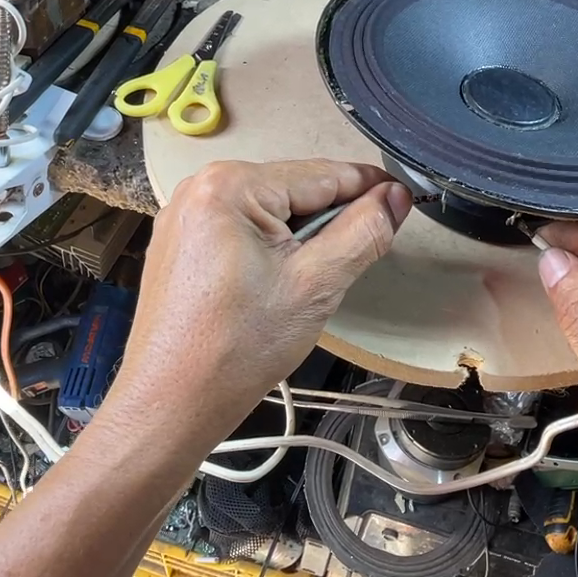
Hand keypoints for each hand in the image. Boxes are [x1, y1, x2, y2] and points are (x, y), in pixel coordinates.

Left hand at [106, 159, 411, 444]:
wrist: (169, 403)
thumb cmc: (237, 348)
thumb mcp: (316, 285)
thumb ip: (362, 232)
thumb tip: (395, 196)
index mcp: (231, 185)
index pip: (322, 173)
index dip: (371, 187)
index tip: (407, 200)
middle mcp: (201, 186)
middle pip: (294, 188)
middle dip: (331, 219)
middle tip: (352, 262)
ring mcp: (185, 214)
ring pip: (270, 209)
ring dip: (302, 236)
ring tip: (308, 282)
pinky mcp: (180, 241)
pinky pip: (242, 226)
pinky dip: (270, 246)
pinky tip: (273, 285)